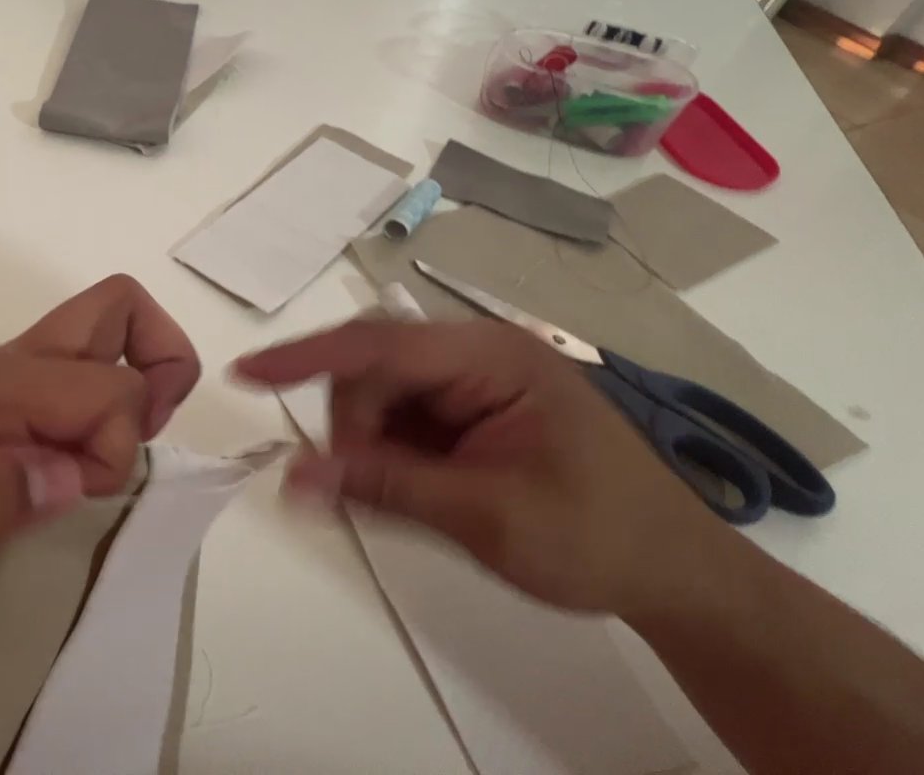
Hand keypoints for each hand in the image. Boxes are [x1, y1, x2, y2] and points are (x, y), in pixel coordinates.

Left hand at [0, 275, 199, 629]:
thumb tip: (71, 470)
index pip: (105, 383)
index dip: (116, 441)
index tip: (73, 491)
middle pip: (112, 313)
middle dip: (156, 367)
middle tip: (124, 449)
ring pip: (95, 348)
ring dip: (125, 398)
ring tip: (94, 470)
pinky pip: (68, 391)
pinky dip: (96, 421)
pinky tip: (65, 476)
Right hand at [233, 319, 731, 617]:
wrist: (678, 579)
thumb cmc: (598, 539)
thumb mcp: (484, 516)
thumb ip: (383, 488)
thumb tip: (291, 478)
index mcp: (491, 357)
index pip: (378, 344)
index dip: (305, 357)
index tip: (245, 373)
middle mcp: (477, 355)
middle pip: (373, 368)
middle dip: (352, 424)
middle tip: (355, 486)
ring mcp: (474, 383)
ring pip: (381, 394)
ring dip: (369, 443)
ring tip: (406, 496)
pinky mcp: (471, 412)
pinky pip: (403, 418)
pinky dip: (388, 452)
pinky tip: (413, 487)